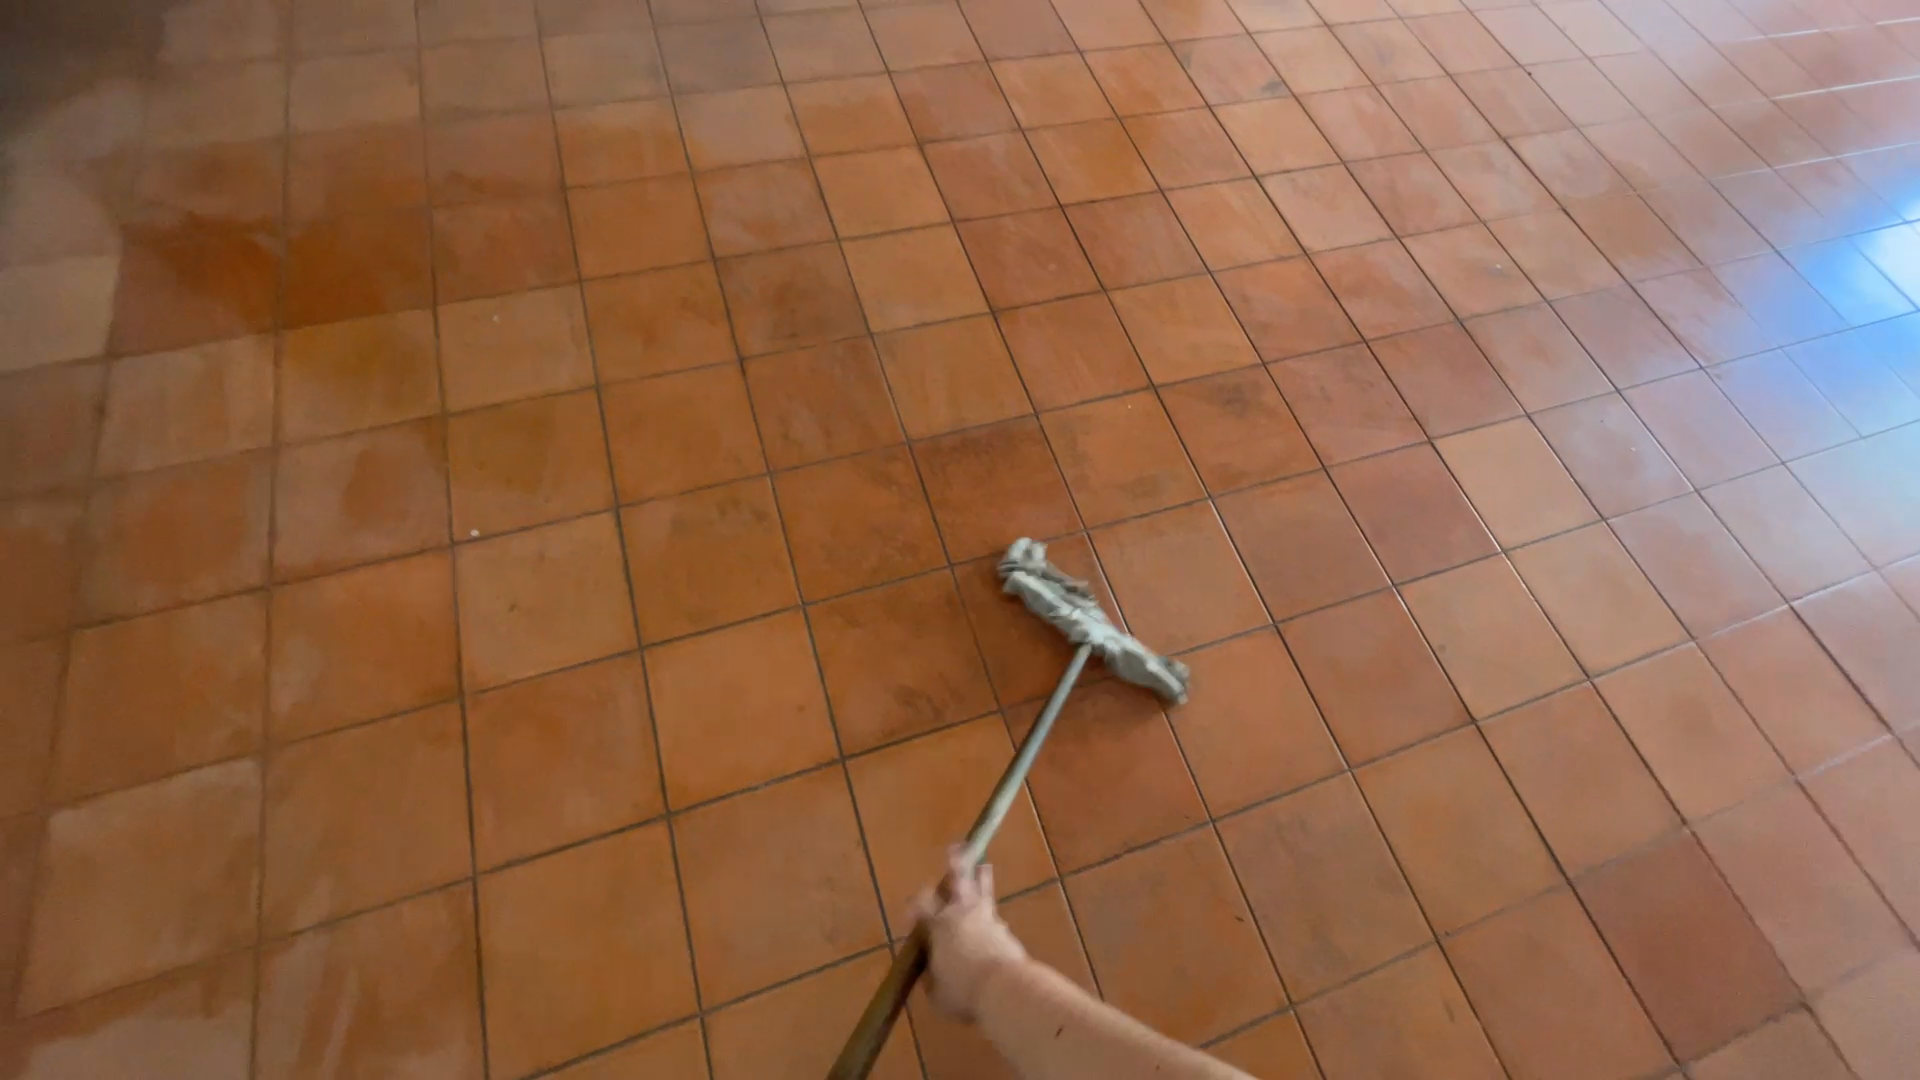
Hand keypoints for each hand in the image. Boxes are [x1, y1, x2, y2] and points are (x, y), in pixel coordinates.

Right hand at [914, 848, 1027, 1021]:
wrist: (1003, 987)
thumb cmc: (963, 991)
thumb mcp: (938, 993)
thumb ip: (932, 979)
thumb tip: (931, 975)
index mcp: (939, 926)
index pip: (922, 905)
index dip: (915, 903)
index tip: (912, 906)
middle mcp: (960, 914)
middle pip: (956, 881)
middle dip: (955, 863)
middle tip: (956, 847)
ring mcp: (984, 917)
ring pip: (981, 890)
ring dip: (981, 878)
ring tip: (984, 865)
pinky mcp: (1003, 928)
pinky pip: (995, 914)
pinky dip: (992, 912)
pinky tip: (995, 917)